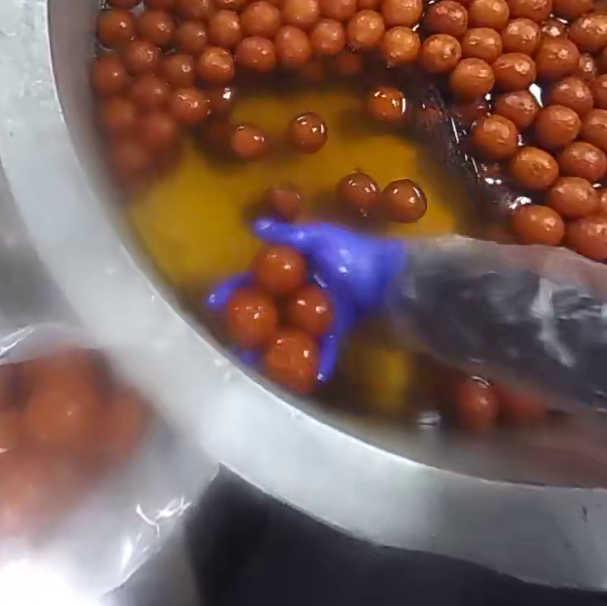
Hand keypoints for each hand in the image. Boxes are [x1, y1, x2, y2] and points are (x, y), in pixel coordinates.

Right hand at [206, 220, 406, 382]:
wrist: (392, 274)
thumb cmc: (354, 252)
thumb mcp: (320, 238)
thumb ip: (288, 236)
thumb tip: (255, 226)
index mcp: (296, 268)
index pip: (257, 279)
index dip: (234, 289)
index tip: (214, 301)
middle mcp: (303, 291)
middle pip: (269, 310)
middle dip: (250, 327)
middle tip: (234, 343)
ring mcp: (320, 312)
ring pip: (291, 333)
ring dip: (277, 349)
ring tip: (260, 365)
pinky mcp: (339, 328)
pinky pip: (326, 348)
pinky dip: (321, 361)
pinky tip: (312, 378)